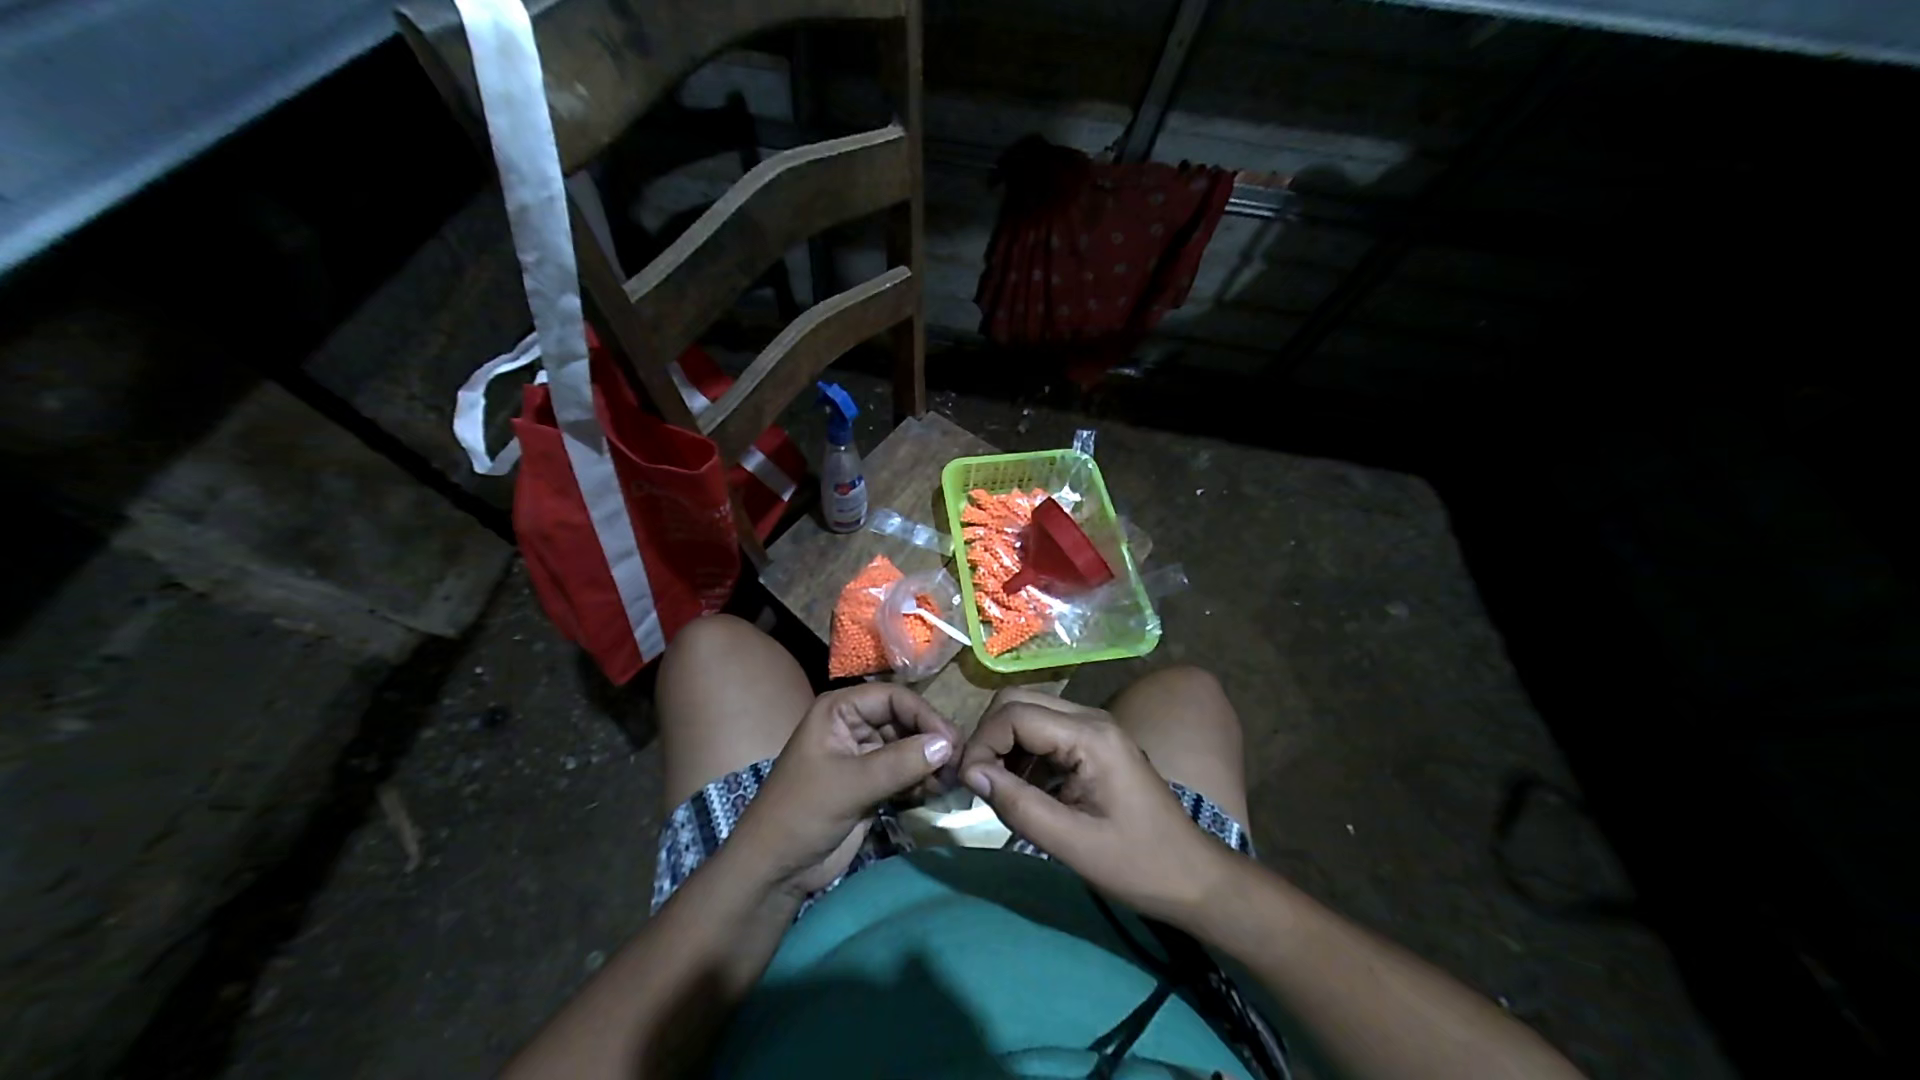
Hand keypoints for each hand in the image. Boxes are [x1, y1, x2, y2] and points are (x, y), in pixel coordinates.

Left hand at [734, 683, 958, 896]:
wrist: (776, 870)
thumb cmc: (802, 814)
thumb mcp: (851, 785)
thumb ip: (900, 763)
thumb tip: (948, 744)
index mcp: (839, 710)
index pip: (893, 697)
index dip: (924, 715)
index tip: (951, 742)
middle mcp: (853, 725)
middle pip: (905, 720)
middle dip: (931, 740)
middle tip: (958, 764)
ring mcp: (863, 755)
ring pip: (909, 747)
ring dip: (930, 763)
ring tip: (949, 783)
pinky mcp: (871, 783)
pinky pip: (906, 772)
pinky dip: (922, 780)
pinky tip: (935, 793)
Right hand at [959, 689, 1232, 921]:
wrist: (1194, 876)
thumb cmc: (1137, 864)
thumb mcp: (1072, 844)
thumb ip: (1018, 805)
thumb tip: (969, 773)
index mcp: (1090, 735)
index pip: (1015, 714)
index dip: (982, 743)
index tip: (968, 784)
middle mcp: (1091, 717)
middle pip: (1018, 701)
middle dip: (990, 737)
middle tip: (978, 783)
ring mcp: (1094, 726)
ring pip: (1029, 712)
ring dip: (1005, 744)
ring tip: (998, 790)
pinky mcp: (1094, 742)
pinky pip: (1045, 731)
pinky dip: (1023, 753)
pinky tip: (1023, 789)